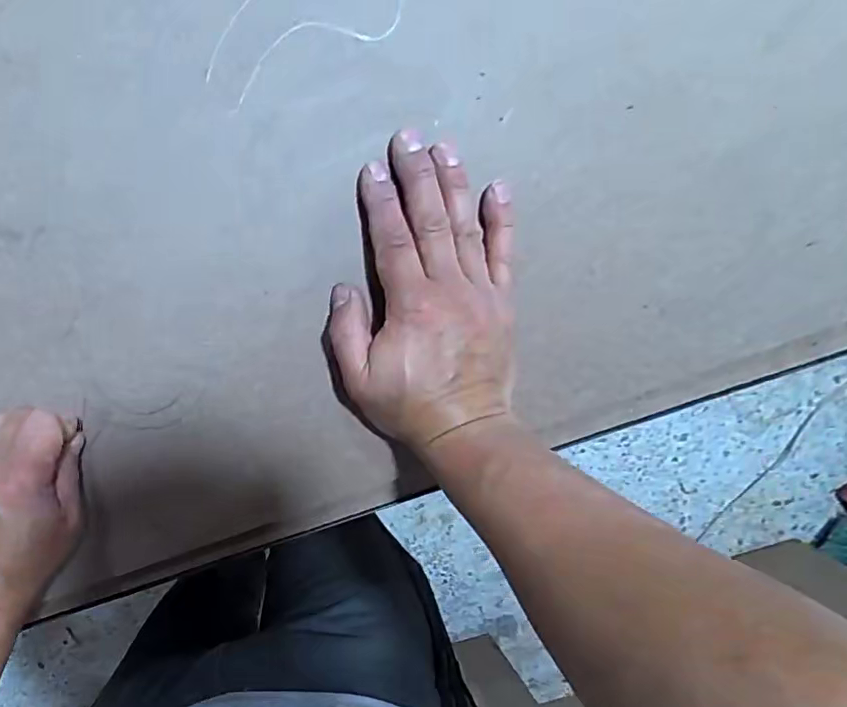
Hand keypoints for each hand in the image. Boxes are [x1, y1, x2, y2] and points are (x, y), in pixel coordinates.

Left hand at [0, 407, 85, 617]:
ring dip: (24, 429)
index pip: (43, 419)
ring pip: (2, 419)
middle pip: (23, 413)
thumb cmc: (35, 559)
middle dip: (45, 426)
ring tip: (34, 459)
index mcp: (20, 477)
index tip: (69, 450)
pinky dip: (5, 440)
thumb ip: (70, 472)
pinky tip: (13, 467)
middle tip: (54, 456)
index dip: (63, 428)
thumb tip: (72, 438)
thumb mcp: (71, 520)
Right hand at [326, 130, 519, 452]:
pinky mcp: (501, 300)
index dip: (380, 204)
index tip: (371, 170)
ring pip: (465, 226)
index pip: (393, 241)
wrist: (466, 427)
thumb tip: (343, 288)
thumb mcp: (359, 381)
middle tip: (407, 138)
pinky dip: (501, 218)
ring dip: (453, 183)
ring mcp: (480, 290)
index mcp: (410, 304)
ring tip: (444, 147)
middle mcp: (447, 287)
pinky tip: (496, 187)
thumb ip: (346, 333)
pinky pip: (502, 252)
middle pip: (430, 220)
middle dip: (416, 176)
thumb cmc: (407, 406)